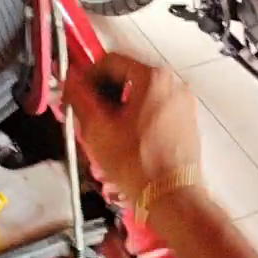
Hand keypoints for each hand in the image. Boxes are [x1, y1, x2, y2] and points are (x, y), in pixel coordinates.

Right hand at [64, 53, 201, 216]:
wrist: (172, 196)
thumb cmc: (137, 165)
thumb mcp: (98, 130)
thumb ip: (80, 98)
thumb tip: (70, 82)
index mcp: (152, 78)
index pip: (110, 61)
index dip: (87, 77)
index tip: (77, 95)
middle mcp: (173, 84)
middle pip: (128, 77)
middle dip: (104, 94)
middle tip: (88, 116)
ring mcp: (183, 103)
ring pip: (142, 96)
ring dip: (120, 108)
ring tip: (106, 133)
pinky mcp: (187, 122)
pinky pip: (156, 110)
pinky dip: (138, 118)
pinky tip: (127, 141)